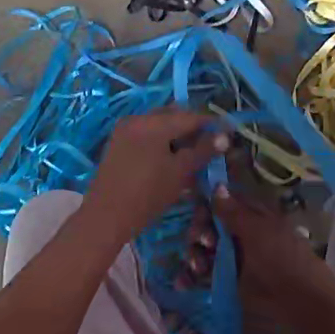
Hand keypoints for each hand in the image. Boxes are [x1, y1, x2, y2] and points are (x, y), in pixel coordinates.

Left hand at [82, 108, 227, 239]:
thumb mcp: (180, 172)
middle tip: (210, 146)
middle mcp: (137, 119)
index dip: (212, 125)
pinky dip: (161, 142)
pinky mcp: (117, 144)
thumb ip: (203, 150)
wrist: (106, 216)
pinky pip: (145, 135)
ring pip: (159, 126)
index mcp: (153, 122)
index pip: (191, 116)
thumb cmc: (147, 194)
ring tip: (192, 156)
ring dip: (177, 136)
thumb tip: (225, 134)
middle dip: (193, 128)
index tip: (229, 134)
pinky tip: (171, 160)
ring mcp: (124, 131)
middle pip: (173, 116)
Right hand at [189, 177, 334, 312]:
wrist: (297, 300)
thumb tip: (216, 185)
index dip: (206, 203)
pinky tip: (183, 282)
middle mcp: (240, 234)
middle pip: (209, 225)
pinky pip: (204, 272)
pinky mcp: (226, 279)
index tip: (192, 207)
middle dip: (199, 231)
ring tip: (198, 266)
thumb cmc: (281, 258)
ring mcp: (233, 257)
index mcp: (252, 216)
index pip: (223, 202)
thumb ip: (233, 211)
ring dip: (194, 254)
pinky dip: (191, 276)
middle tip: (201, 241)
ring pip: (203, 249)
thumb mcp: (257, 231)